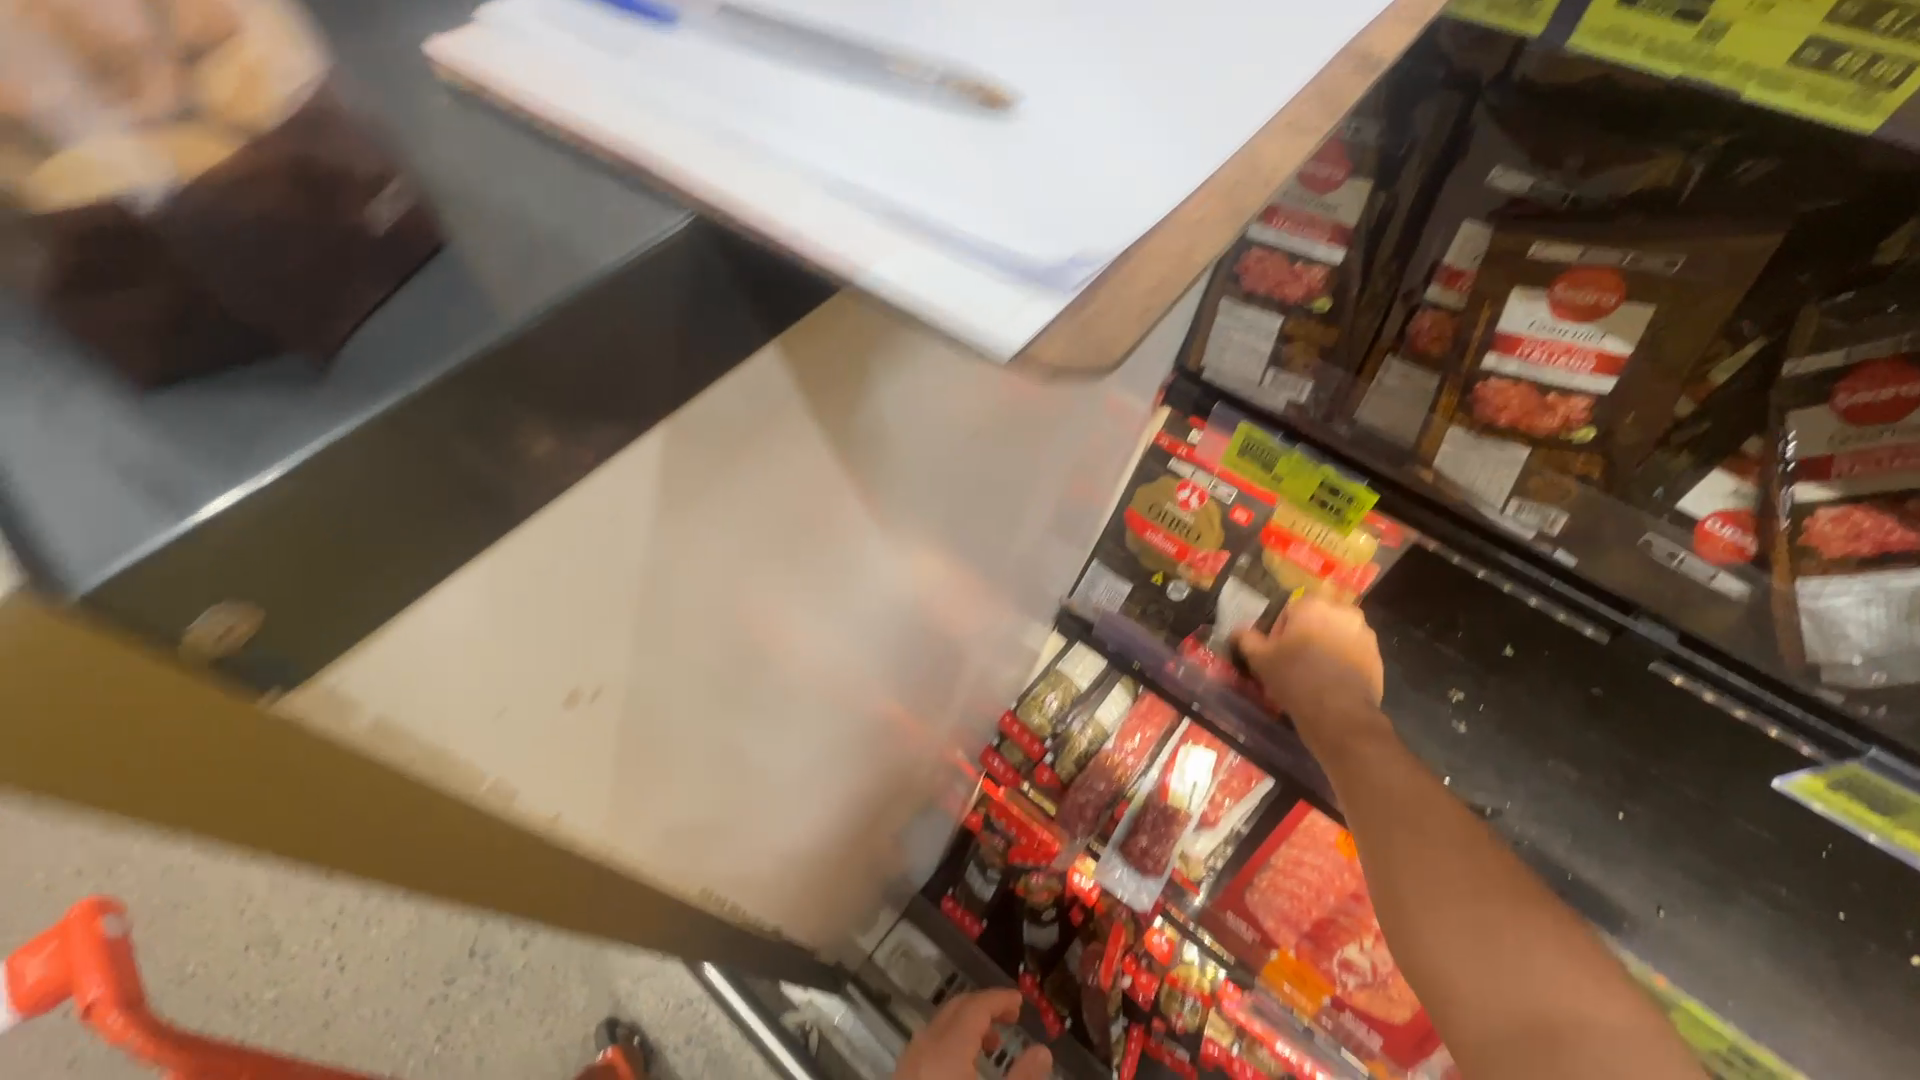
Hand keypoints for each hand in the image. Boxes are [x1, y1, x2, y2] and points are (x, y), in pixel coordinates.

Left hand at [893, 989, 1050, 1079]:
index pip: (974, 1007)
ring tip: (993, 1045)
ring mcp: (906, 1068)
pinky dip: (950, 1044)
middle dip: (984, 1008)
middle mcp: (922, 1050)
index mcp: (945, 1050)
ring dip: (966, 1026)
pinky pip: (927, 1048)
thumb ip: (1023, 1079)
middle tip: (1012, 1017)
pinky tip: (964, 1069)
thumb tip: (1042, 1052)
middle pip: (953, 1010)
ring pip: (938, 1028)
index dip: (999, 999)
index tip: (1021, 1002)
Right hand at [1231, 596, 1390, 759]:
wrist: (1339, 713)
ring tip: (1314, 673)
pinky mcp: (1377, 655)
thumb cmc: (1295, 678)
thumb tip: (1239, 632)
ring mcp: (1364, 633)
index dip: (1280, 631)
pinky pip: (1353, 651)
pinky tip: (1331, 682)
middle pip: (1316, 620)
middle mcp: (1343, 611)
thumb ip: (1247, 639)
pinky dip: (1343, 661)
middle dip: (1306, 635)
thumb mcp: (1260, 659)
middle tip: (1294, 662)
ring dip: (1326, 646)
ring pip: (1336, 635)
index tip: (1277, 652)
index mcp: (1313, 605)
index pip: (1290, 609)